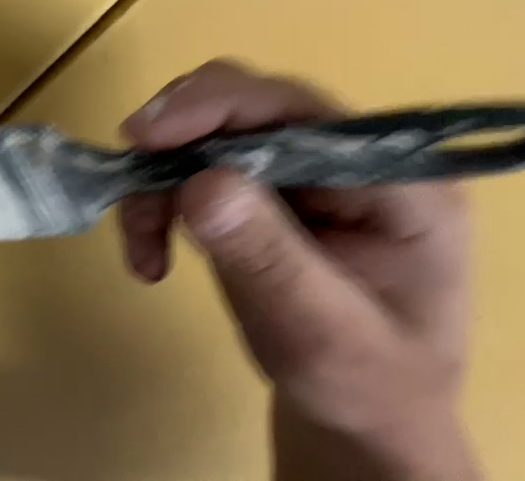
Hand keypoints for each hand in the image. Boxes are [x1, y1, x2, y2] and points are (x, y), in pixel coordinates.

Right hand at [117, 60, 480, 480]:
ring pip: (201, 130)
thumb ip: (269, 257)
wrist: (356, 422)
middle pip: (241, 104)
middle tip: (130, 175)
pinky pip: (186, 164)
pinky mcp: (257, 185)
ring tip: (143, 246)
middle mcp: (345, 156)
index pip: (296, 108)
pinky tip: (150, 253)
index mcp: (394, 180)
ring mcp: (299, 168)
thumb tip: (200, 182)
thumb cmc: (363, 386)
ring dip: (156, 178)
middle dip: (176, 139)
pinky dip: (154, 199)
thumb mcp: (322, 334)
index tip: (146, 137)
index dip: (216, 107)